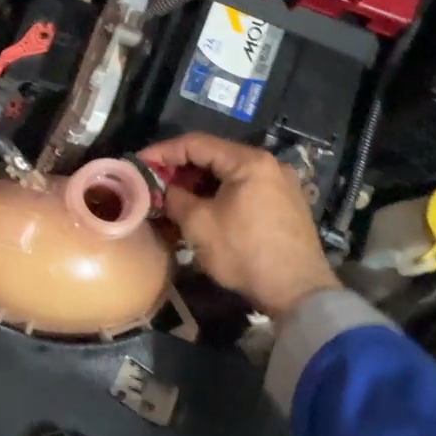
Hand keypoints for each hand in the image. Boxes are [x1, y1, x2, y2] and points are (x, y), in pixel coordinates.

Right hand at [138, 133, 340, 319]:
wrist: (297, 291)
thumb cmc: (244, 252)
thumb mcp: (198, 224)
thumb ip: (175, 198)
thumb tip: (164, 190)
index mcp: (249, 162)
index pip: (196, 144)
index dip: (162, 151)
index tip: (138, 163)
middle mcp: (269, 165)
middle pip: (215, 157)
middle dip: (180, 169)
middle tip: (153, 183)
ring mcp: (281, 184)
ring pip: (229, 175)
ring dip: (198, 184)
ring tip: (173, 199)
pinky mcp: (285, 205)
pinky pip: (244, 189)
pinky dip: (218, 194)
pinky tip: (202, 210)